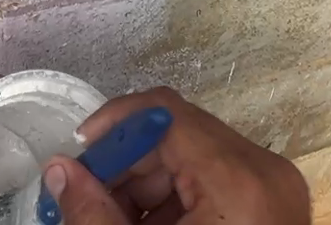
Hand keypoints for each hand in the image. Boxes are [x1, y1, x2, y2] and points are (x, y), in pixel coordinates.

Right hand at [41, 87, 310, 224]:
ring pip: (190, 155)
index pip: (165, 116)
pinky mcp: (270, 204)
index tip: (76, 154)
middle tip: (84, 195)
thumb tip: (58, 170)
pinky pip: (210, 179)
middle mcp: (264, 171)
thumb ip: (95, 215)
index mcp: (240, 182)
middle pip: (176, 135)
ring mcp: (272, 187)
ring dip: (143, 184)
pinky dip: (171, 200)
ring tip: (113, 221)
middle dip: (124, 163)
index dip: (114, 125)